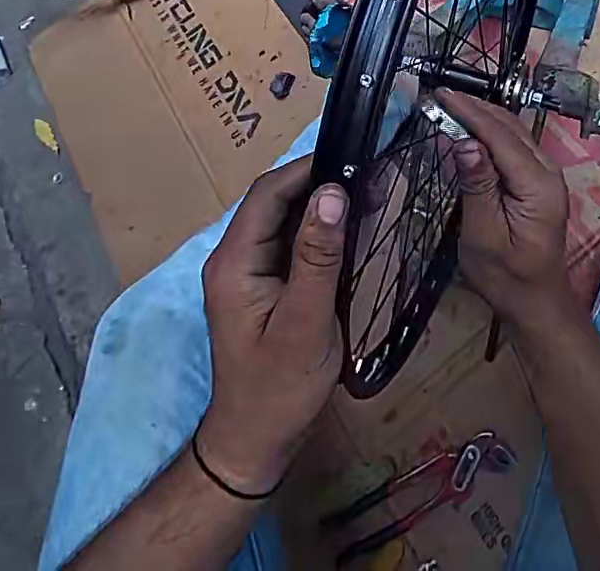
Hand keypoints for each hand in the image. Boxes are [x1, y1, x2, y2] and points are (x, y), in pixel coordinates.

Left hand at [195, 157, 348, 493]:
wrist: (255, 441)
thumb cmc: (279, 388)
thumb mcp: (306, 322)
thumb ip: (318, 257)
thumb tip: (333, 194)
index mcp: (233, 261)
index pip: (266, 196)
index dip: (304, 171)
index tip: (348, 159)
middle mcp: (234, 257)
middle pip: (273, 204)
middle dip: (316, 186)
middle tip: (365, 176)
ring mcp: (246, 271)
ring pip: (282, 221)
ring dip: (318, 207)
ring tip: (364, 195)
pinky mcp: (262, 284)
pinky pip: (288, 245)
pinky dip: (316, 233)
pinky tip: (346, 229)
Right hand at [437, 88, 581, 332]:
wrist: (536, 301)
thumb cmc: (505, 275)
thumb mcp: (483, 234)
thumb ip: (476, 186)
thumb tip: (464, 143)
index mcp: (537, 185)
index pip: (499, 136)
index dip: (468, 112)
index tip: (440, 95)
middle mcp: (548, 172)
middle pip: (509, 126)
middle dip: (473, 107)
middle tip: (437, 96)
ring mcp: (546, 174)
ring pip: (513, 130)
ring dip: (480, 114)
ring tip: (447, 105)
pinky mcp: (538, 179)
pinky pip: (513, 143)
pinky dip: (489, 128)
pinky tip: (468, 126)